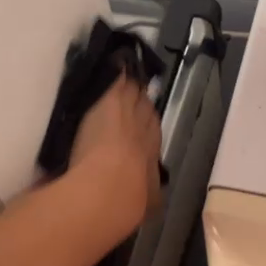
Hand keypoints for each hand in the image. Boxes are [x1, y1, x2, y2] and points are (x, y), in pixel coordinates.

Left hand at [68, 75, 160, 235]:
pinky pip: (118, 81)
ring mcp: (128, 113)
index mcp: (151, 153)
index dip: (147, 126)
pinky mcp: (112, 100)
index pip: (153, 133)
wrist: (111, 186)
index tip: (141, 123)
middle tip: (135, 96)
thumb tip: (154, 200)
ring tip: (127, 76)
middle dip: (141, 104)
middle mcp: (145, 130)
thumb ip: (149, 195)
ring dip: (130, 87)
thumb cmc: (128, 200)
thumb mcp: (146, 203)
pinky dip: (118, 72)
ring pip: (133, 94)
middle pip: (146, 110)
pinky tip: (118, 62)